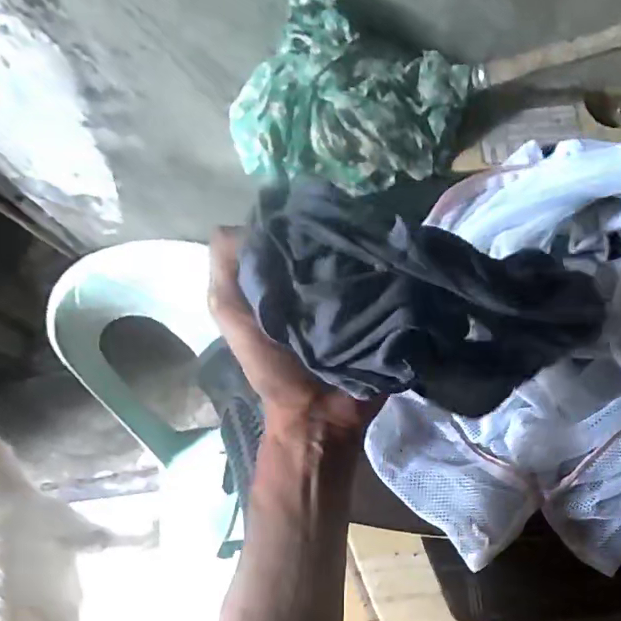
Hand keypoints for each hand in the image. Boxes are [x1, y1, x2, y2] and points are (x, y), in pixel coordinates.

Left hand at [207, 227, 381, 441]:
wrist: (316, 414)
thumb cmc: (273, 368)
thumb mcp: (231, 312)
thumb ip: (227, 268)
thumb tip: (252, 219)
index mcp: (286, 278)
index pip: (297, 232)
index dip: (302, 217)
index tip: (315, 206)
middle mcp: (321, 284)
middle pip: (333, 242)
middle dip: (338, 231)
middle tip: (351, 222)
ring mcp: (355, 300)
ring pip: (363, 261)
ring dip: (367, 253)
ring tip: (375, 241)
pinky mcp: (384, 317)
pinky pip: (391, 289)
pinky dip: (391, 278)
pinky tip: (393, 265)